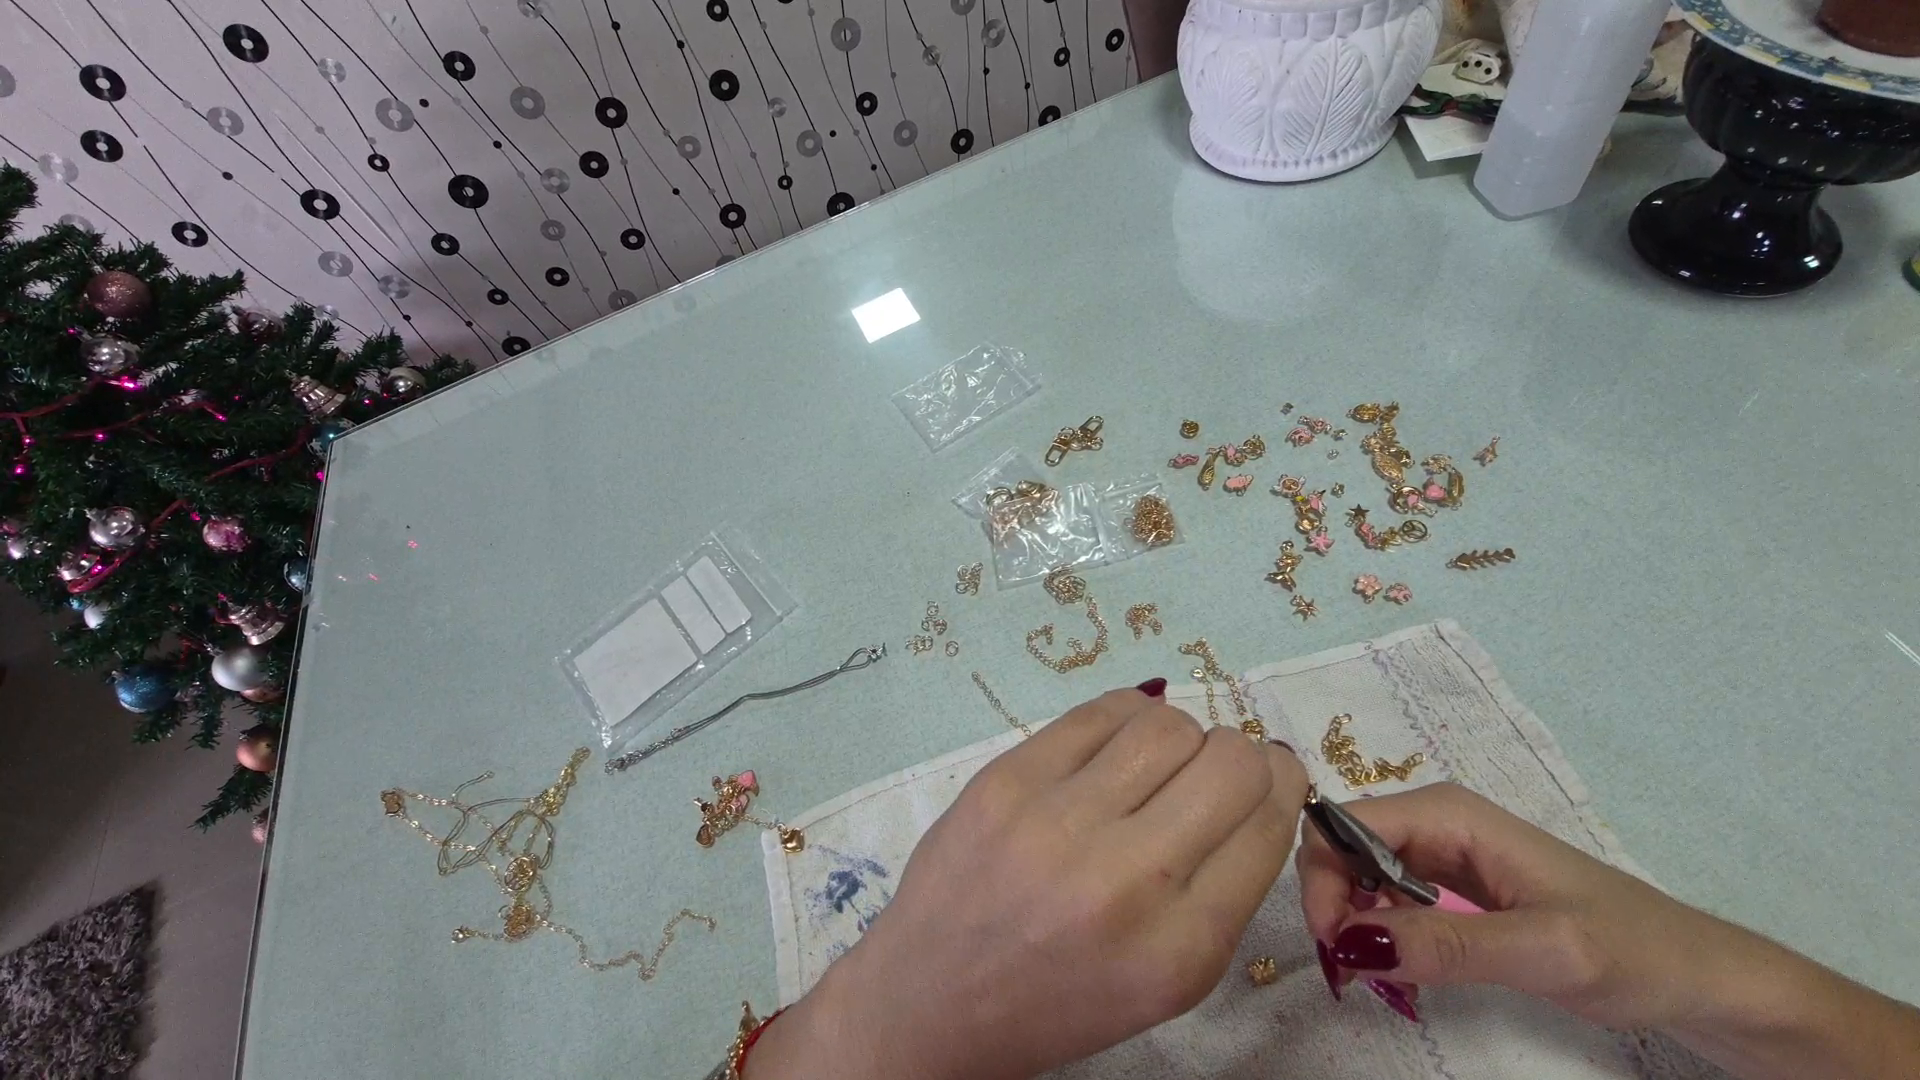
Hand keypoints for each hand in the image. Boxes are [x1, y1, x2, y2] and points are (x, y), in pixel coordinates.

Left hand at [748, 682, 1308, 1079]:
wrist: (935, 993)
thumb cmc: (1061, 994)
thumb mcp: (1167, 976)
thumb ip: (1222, 886)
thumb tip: (1258, 783)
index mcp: (1180, 949)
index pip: (1268, 825)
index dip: (1280, 788)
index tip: (1268, 779)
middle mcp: (1125, 878)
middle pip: (1230, 763)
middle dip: (1239, 756)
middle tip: (1214, 768)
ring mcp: (1058, 819)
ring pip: (1166, 724)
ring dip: (1180, 735)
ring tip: (1154, 762)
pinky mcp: (1008, 776)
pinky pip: (1099, 710)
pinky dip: (1126, 717)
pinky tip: (1115, 745)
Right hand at [1298, 784, 1919, 1079]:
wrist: (1711, 981)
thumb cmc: (1637, 950)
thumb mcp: (1546, 951)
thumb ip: (1446, 943)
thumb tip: (1347, 943)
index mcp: (1446, 811)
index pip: (1343, 823)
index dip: (1321, 875)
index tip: (1334, 944)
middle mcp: (1434, 821)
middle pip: (1343, 845)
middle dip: (1332, 900)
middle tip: (1350, 968)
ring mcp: (1441, 853)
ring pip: (1359, 872)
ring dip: (1353, 919)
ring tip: (1376, 972)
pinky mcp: (1451, 886)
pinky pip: (1388, 897)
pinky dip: (1379, 930)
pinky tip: (1401, 963)